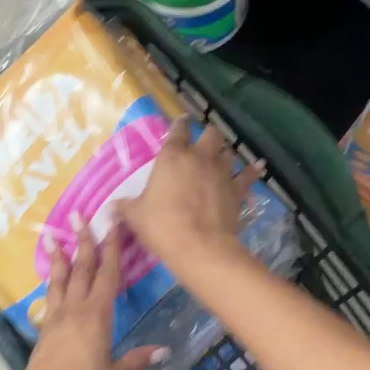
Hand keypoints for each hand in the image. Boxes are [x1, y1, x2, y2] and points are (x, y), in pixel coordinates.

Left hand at [14, 216, 163, 369]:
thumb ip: (137, 360)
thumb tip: (164, 350)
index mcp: (97, 315)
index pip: (107, 274)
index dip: (111, 247)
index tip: (111, 223)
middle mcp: (75, 309)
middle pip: (82, 268)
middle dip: (84, 240)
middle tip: (79, 214)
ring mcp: (57, 317)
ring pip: (60, 278)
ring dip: (60, 256)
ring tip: (55, 235)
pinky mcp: (45, 329)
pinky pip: (51, 296)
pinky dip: (53, 280)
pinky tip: (52, 277)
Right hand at [116, 121, 262, 265]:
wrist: (199, 247)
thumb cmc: (162, 226)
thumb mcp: (135, 216)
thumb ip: (125, 207)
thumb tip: (110, 207)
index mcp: (172, 157)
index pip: (178, 130)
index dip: (180, 124)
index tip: (181, 122)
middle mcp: (200, 157)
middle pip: (211, 134)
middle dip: (209, 135)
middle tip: (204, 142)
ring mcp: (222, 172)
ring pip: (229, 152)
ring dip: (226, 152)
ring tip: (223, 156)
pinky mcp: (237, 190)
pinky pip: (248, 176)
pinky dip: (253, 170)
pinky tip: (259, 166)